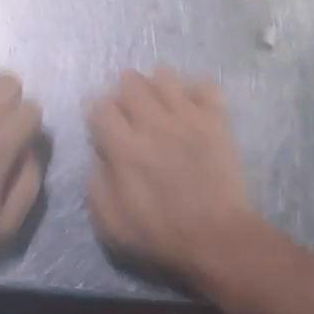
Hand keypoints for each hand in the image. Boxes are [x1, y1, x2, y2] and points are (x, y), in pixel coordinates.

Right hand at [86, 68, 261, 283]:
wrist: (216, 237)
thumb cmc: (161, 235)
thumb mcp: (112, 225)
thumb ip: (97, 186)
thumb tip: (98, 157)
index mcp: (125, 148)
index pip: (101, 107)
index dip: (97, 111)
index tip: (101, 123)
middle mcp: (153, 123)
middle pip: (131, 82)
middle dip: (124, 91)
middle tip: (130, 111)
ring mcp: (186, 117)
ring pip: (165, 76)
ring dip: (157, 85)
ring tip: (161, 104)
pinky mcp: (214, 119)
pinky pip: (205, 86)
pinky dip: (196, 90)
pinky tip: (193, 105)